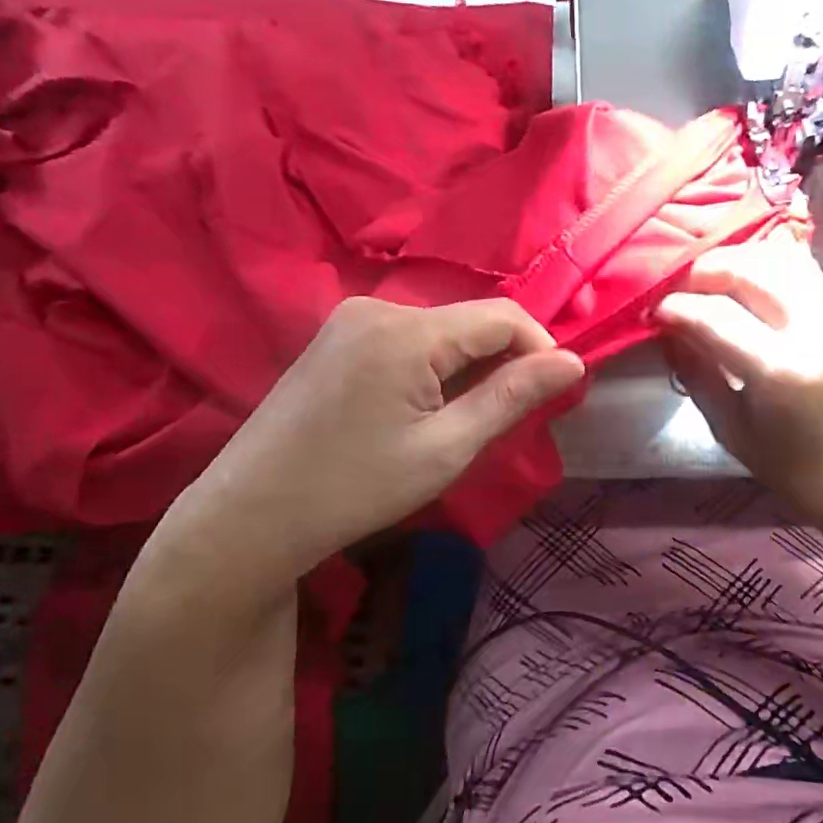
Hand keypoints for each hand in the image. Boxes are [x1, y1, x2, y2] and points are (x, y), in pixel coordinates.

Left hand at [166, 297, 584, 571]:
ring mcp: (350, 319)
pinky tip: (423, 407)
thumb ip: (512, 397)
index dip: (540, 348)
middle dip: (503, 360)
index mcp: (407, 330)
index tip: (555, 394)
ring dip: (468, 365)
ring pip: (439, 329)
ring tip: (466, 419)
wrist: (250, 515)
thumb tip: (572, 362)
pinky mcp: (335, 337)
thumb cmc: (355, 488)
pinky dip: (432, 365)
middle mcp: (378, 307)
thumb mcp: (446, 449)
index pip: (502, 316)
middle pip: (469, 320)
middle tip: (511, 417)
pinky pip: (405, 338)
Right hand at [656, 236, 822, 533]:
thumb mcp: (729, 428)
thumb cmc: (790, 467)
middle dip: (704, 271)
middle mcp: (817, 333)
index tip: (652, 310)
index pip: (718, 317)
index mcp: (783, 372)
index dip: (677, 307)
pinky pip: (801, 271)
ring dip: (736, 262)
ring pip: (781, 258)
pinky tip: (741, 283)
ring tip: (707, 282)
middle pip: (751, 270)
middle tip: (677, 288)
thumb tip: (666, 329)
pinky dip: (764, 267)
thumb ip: (696, 372)